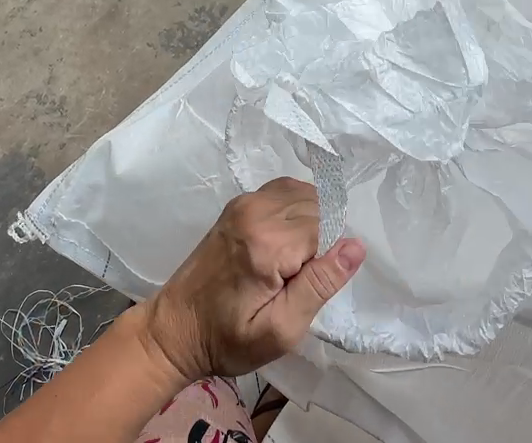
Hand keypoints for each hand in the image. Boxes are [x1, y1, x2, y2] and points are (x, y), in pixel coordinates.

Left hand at [138, 177, 365, 381]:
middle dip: (324, 236)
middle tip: (307, 275)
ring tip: (300, 259)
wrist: (176, 328)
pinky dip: (296, 208)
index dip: (331, 254)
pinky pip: (283, 191)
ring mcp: (244, 202)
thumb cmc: (228, 339)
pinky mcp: (238, 203)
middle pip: (316, 204)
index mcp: (267, 243)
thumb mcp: (281, 329)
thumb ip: (319, 285)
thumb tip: (355, 246)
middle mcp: (255, 210)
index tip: (316, 282)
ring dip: (312, 220)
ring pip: (302, 193)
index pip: (326, 226)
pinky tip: (290, 239)